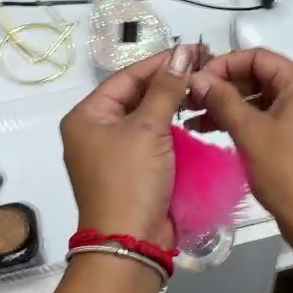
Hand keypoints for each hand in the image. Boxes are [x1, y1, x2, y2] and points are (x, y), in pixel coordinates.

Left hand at [60, 45, 198, 246]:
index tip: (194, 51)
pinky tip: (196, 120)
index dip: (161, 63)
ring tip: (204, 92)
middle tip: (205, 70)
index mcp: (87, 116)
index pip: (127, 77)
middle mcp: (95, 132)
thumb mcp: (148, 128)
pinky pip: (154, 142)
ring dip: (174, 107)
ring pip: (147, 120)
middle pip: (136, 97)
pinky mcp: (133, 173)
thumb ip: (167, 88)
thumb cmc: (130, 179)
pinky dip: (173, 131)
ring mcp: (114, 154)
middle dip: (169, 84)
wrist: (130, 241)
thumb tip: (183, 52)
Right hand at [189, 49, 292, 239]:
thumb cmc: (286, 173)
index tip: (195, 80)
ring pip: (264, 100)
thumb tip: (198, 77)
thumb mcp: (250, 133)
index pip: (259, 57)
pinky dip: (246, 122)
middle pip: (261, 77)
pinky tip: (216, 131)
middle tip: (190, 101)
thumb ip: (222, 100)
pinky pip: (272, 118)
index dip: (224, 64)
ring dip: (231, 106)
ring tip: (194, 120)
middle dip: (224, 87)